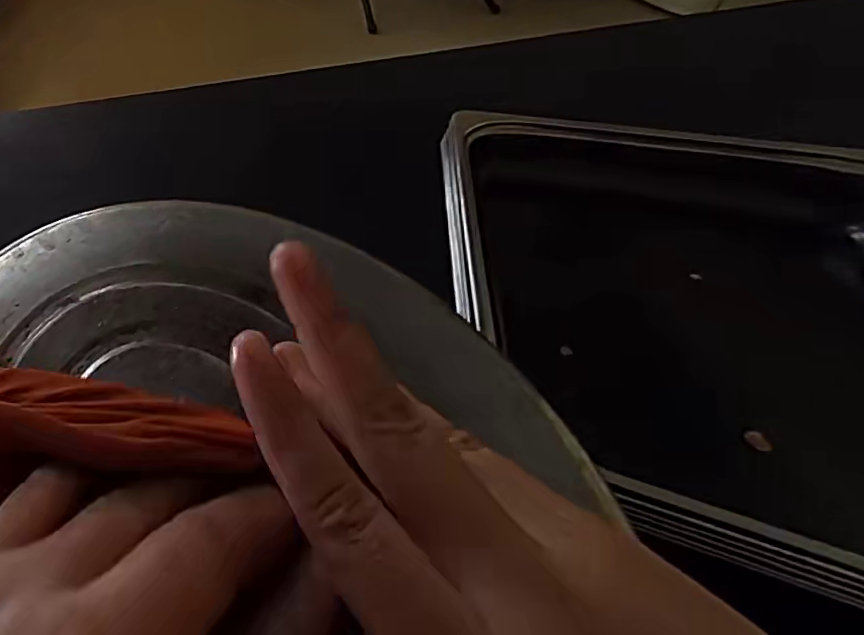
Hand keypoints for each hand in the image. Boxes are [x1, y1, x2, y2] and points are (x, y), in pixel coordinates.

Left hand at [0, 467, 304, 634]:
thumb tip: (315, 573)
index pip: (205, 544)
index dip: (264, 512)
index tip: (301, 496)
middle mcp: (44, 594)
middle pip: (155, 501)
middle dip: (219, 484)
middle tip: (263, 482)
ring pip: (100, 473)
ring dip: (158, 469)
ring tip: (201, 473)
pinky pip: (41, 479)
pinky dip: (93, 467)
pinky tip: (121, 470)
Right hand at [231, 242, 766, 634]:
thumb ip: (401, 616)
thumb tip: (333, 557)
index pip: (353, 517)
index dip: (293, 431)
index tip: (252, 357)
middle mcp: (520, 579)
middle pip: (404, 438)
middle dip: (336, 341)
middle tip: (290, 263)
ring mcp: (577, 548)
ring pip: (448, 440)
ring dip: (368, 382)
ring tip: (309, 338)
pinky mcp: (610, 539)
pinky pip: (493, 468)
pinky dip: (428, 427)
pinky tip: (396, 412)